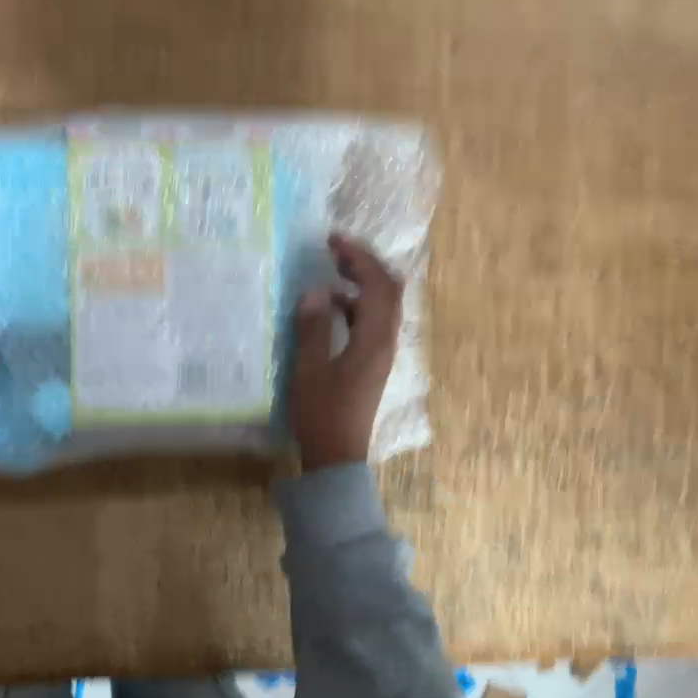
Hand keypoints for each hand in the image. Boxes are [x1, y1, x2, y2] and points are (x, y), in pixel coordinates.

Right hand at [288, 233, 403, 470]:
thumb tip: (317, 291)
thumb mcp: (309, 370)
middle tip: (336, 251)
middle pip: (389, 290)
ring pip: (383, 306)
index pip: (378, 283)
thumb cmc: (321, 414)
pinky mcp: (372, 365)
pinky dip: (357, 306)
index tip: (332, 241)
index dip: (359, 257)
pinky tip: (332, 309)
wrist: (337, 456)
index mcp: (374, 339)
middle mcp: (386, 342)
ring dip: (363, 284)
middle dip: (366, 264)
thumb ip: (312, 329)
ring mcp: (381, 354)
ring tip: (333, 273)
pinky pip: (373, 323)